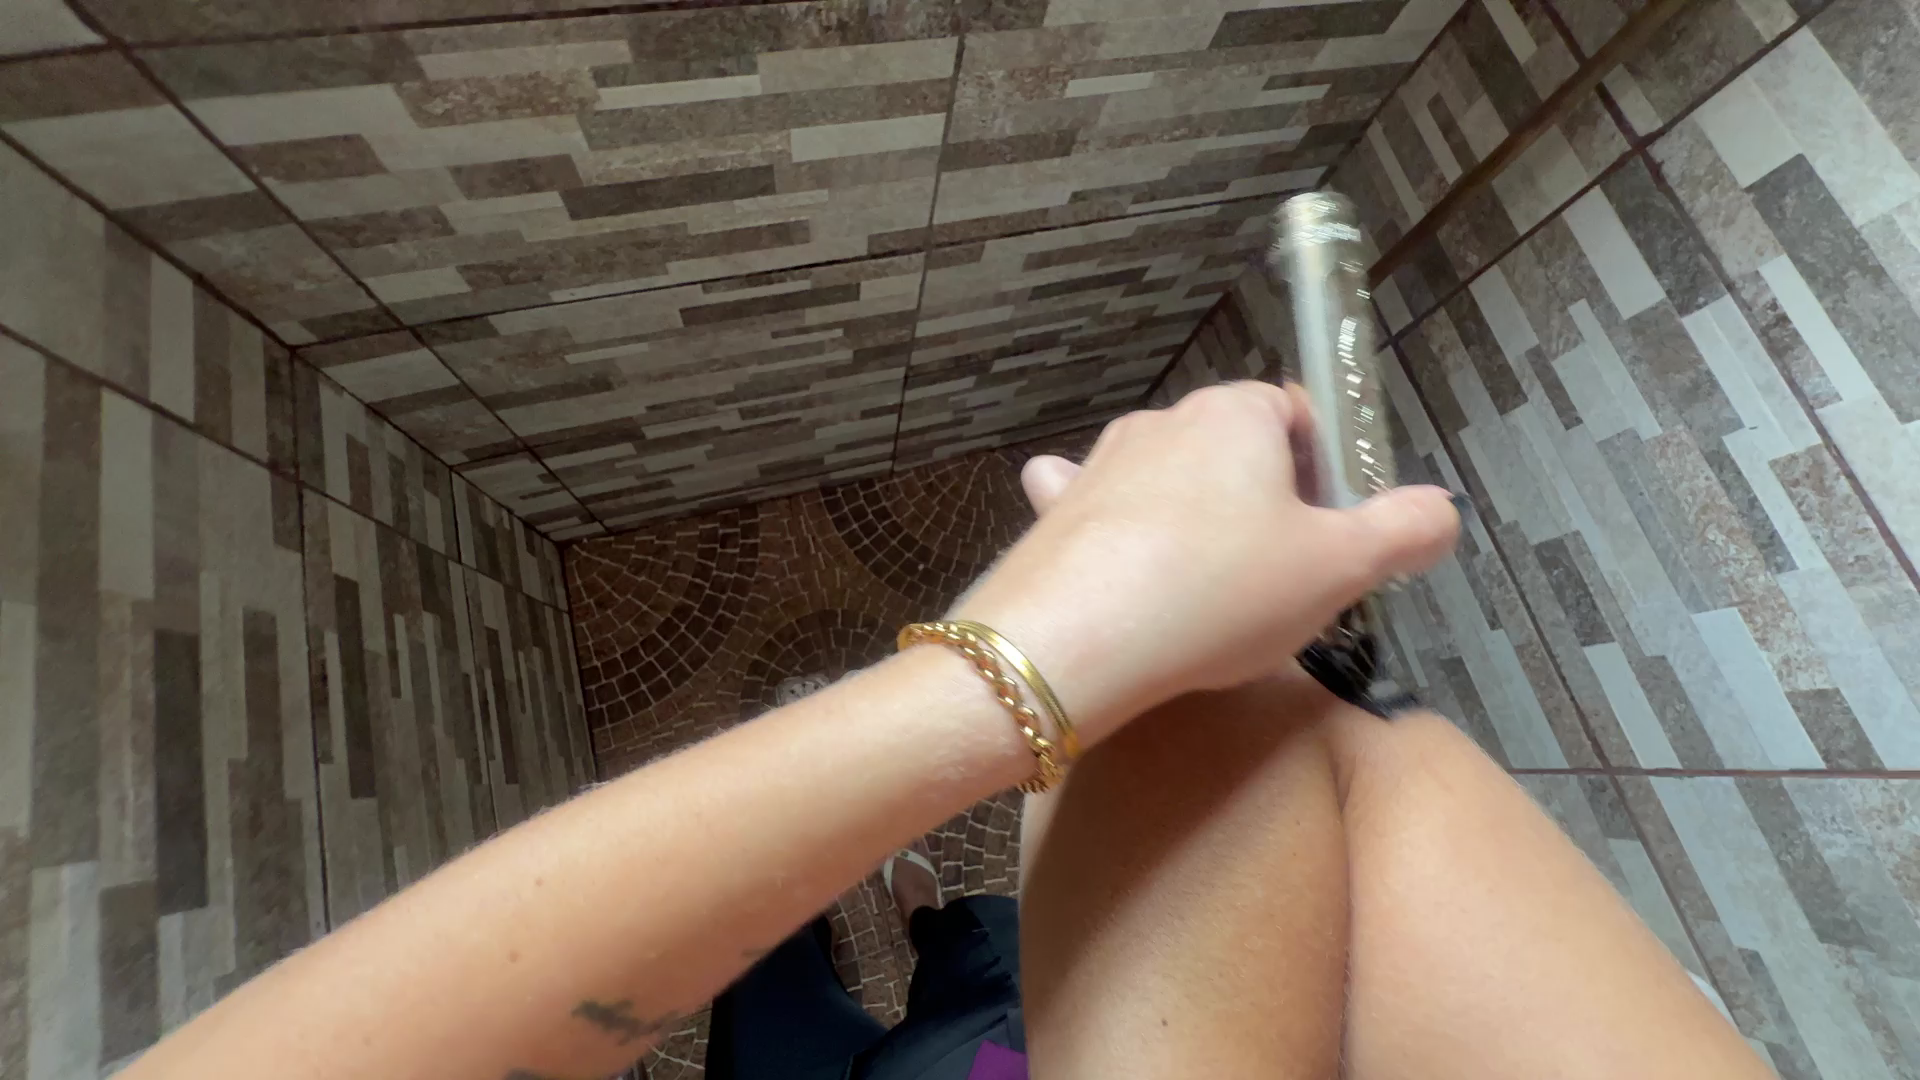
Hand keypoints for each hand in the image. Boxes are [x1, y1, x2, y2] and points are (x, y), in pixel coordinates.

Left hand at [952, 381, 1458, 746]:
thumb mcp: (1339, 567)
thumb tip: (1439, 509)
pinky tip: (1111, 548)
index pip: (1295, 414)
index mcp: (1233, 414)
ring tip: (1199, 582)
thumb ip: (1405, 529)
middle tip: (1271, 573)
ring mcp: (1098, 461)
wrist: (1080, 636)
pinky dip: (1105, 514)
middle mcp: (1161, 420)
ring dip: (1187, 511)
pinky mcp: (1055, 507)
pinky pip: (1086, 496)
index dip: (1323, 468)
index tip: (1327, 530)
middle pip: (1229, 447)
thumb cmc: (1221, 589)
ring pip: (1163, 474)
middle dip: (1258, 497)